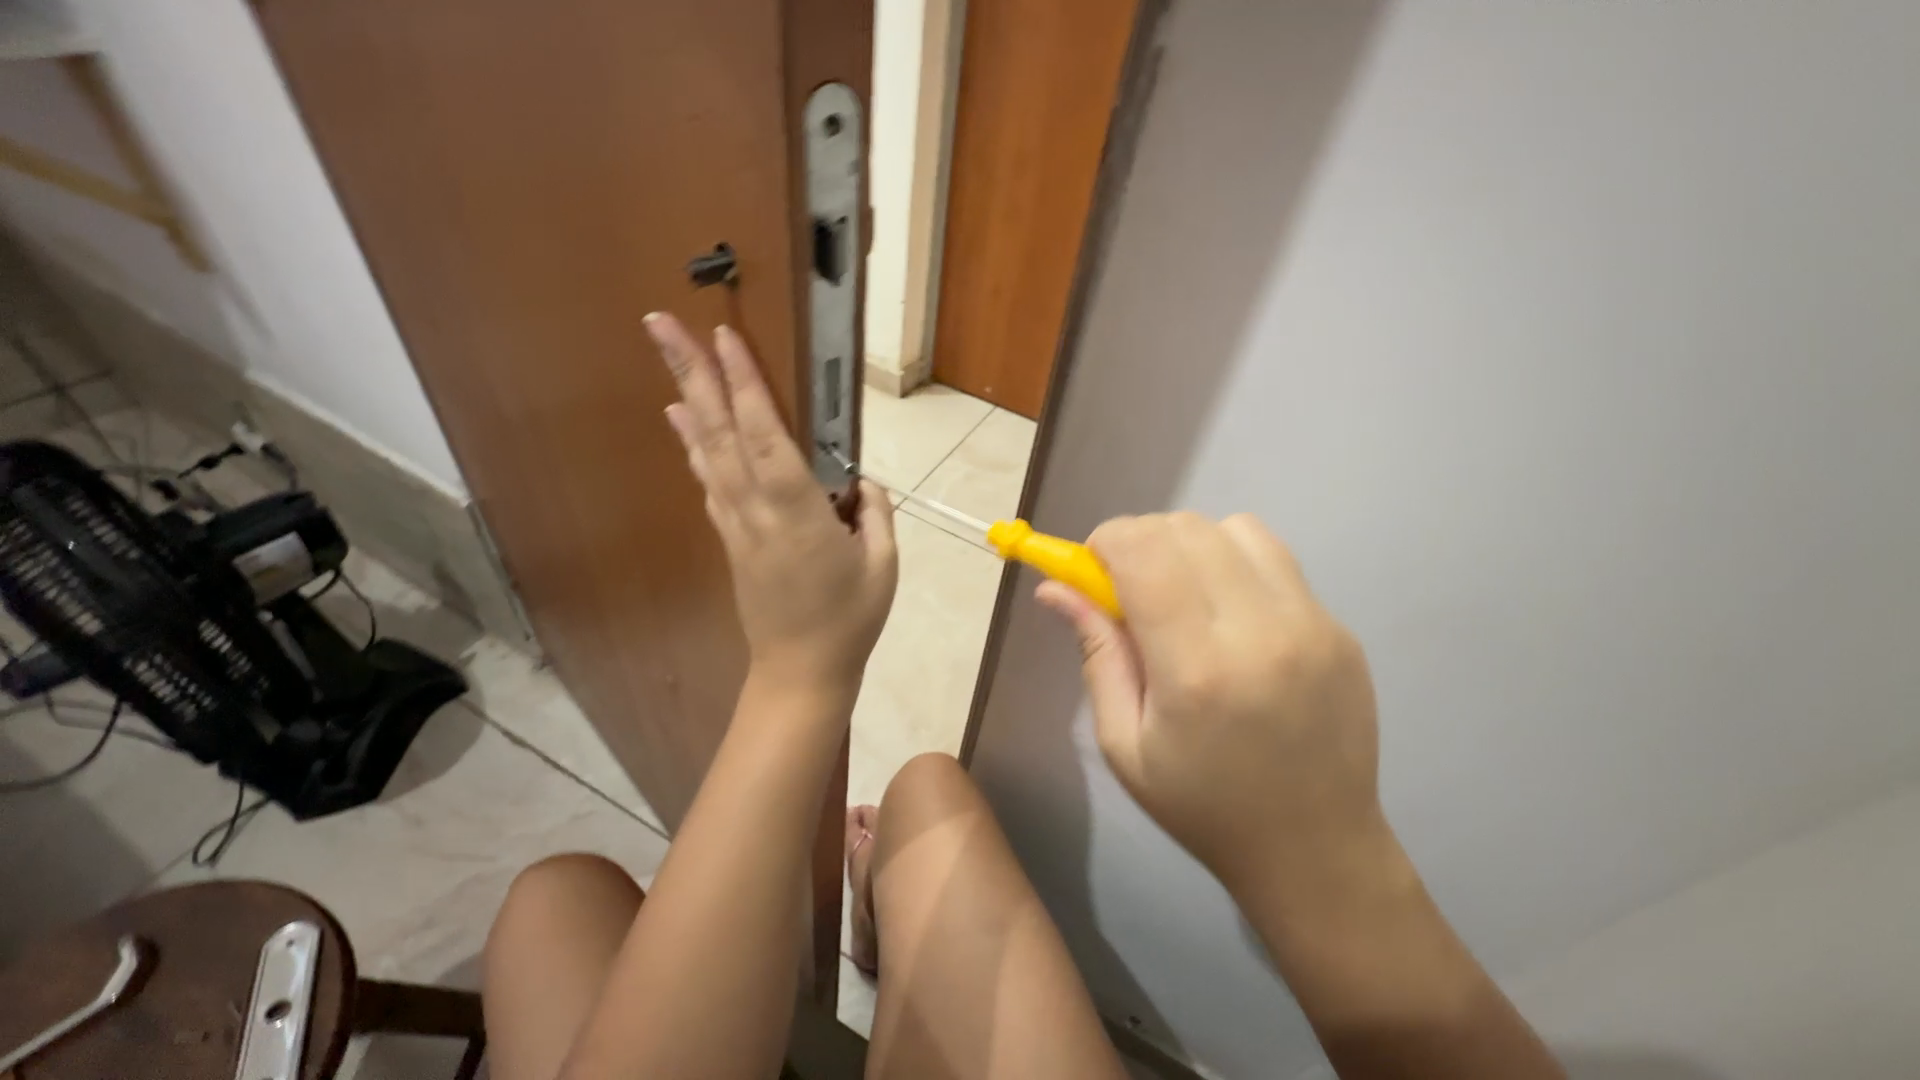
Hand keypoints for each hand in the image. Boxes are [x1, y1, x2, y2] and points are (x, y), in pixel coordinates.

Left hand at [646, 312, 897, 691]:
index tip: (724, 337)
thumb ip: (874, 512)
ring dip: (688, 400)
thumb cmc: (850, 619)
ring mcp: (736, 524)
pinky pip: (709, 480)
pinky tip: (683, 420)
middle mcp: (756, 510)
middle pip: (721, 432)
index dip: (744, 385)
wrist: (800, 671)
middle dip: (693, 374)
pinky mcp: (730, 538)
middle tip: (661, 323)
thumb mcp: (883, 565)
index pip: (764, 437)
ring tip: (668, 357)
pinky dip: (694, 444)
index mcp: (797, 514)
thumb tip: (858, 482)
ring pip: (708, 452)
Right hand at [1036, 513, 1384, 899]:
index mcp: (1195, 669)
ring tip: (1184, 596)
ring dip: (1193, 544)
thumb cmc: (1202, 806)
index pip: (1143, 551)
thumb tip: (1056, 587)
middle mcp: (1259, 631)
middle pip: (1186, 528)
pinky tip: (1231, 616)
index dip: (1105, 541)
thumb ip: (1096, 654)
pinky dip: (1237, 564)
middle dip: (1142, 540)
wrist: (1314, 846)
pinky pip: (1277, 559)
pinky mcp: (1339, 627)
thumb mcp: (1124, 744)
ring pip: (1235, 528)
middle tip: (1130, 588)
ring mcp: (1311, 624)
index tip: (1092, 568)